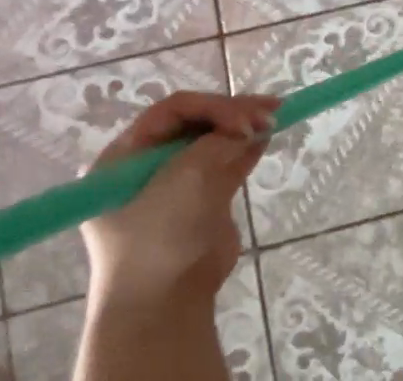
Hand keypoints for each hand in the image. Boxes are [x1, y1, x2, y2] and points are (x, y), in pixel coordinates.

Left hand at [80, 92, 279, 308]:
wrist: (166, 295)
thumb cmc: (161, 232)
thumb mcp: (186, 177)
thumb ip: (218, 142)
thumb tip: (253, 125)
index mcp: (123, 159)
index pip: (172, 111)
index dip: (215, 106)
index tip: (248, 119)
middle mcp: (146, 165)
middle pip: (196, 121)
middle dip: (235, 113)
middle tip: (273, 111)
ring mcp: (176, 182)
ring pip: (215, 139)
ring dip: (246, 125)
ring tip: (279, 117)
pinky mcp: (203, 196)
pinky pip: (228, 160)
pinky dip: (249, 145)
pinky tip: (269, 135)